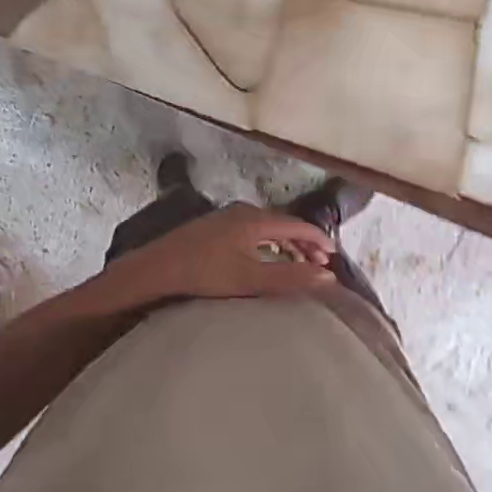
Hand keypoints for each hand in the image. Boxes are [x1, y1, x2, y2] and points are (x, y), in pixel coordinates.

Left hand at [99, 202, 335, 310]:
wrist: (157, 269)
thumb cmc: (204, 273)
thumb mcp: (250, 279)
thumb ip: (290, 277)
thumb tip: (329, 276)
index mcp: (253, 219)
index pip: (297, 224)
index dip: (319, 240)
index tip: (335, 258)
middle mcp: (241, 212)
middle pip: (282, 224)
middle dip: (304, 242)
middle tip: (320, 264)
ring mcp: (224, 218)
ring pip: (265, 227)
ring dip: (285, 243)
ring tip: (297, 263)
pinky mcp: (212, 228)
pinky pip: (250, 231)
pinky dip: (266, 243)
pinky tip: (264, 258)